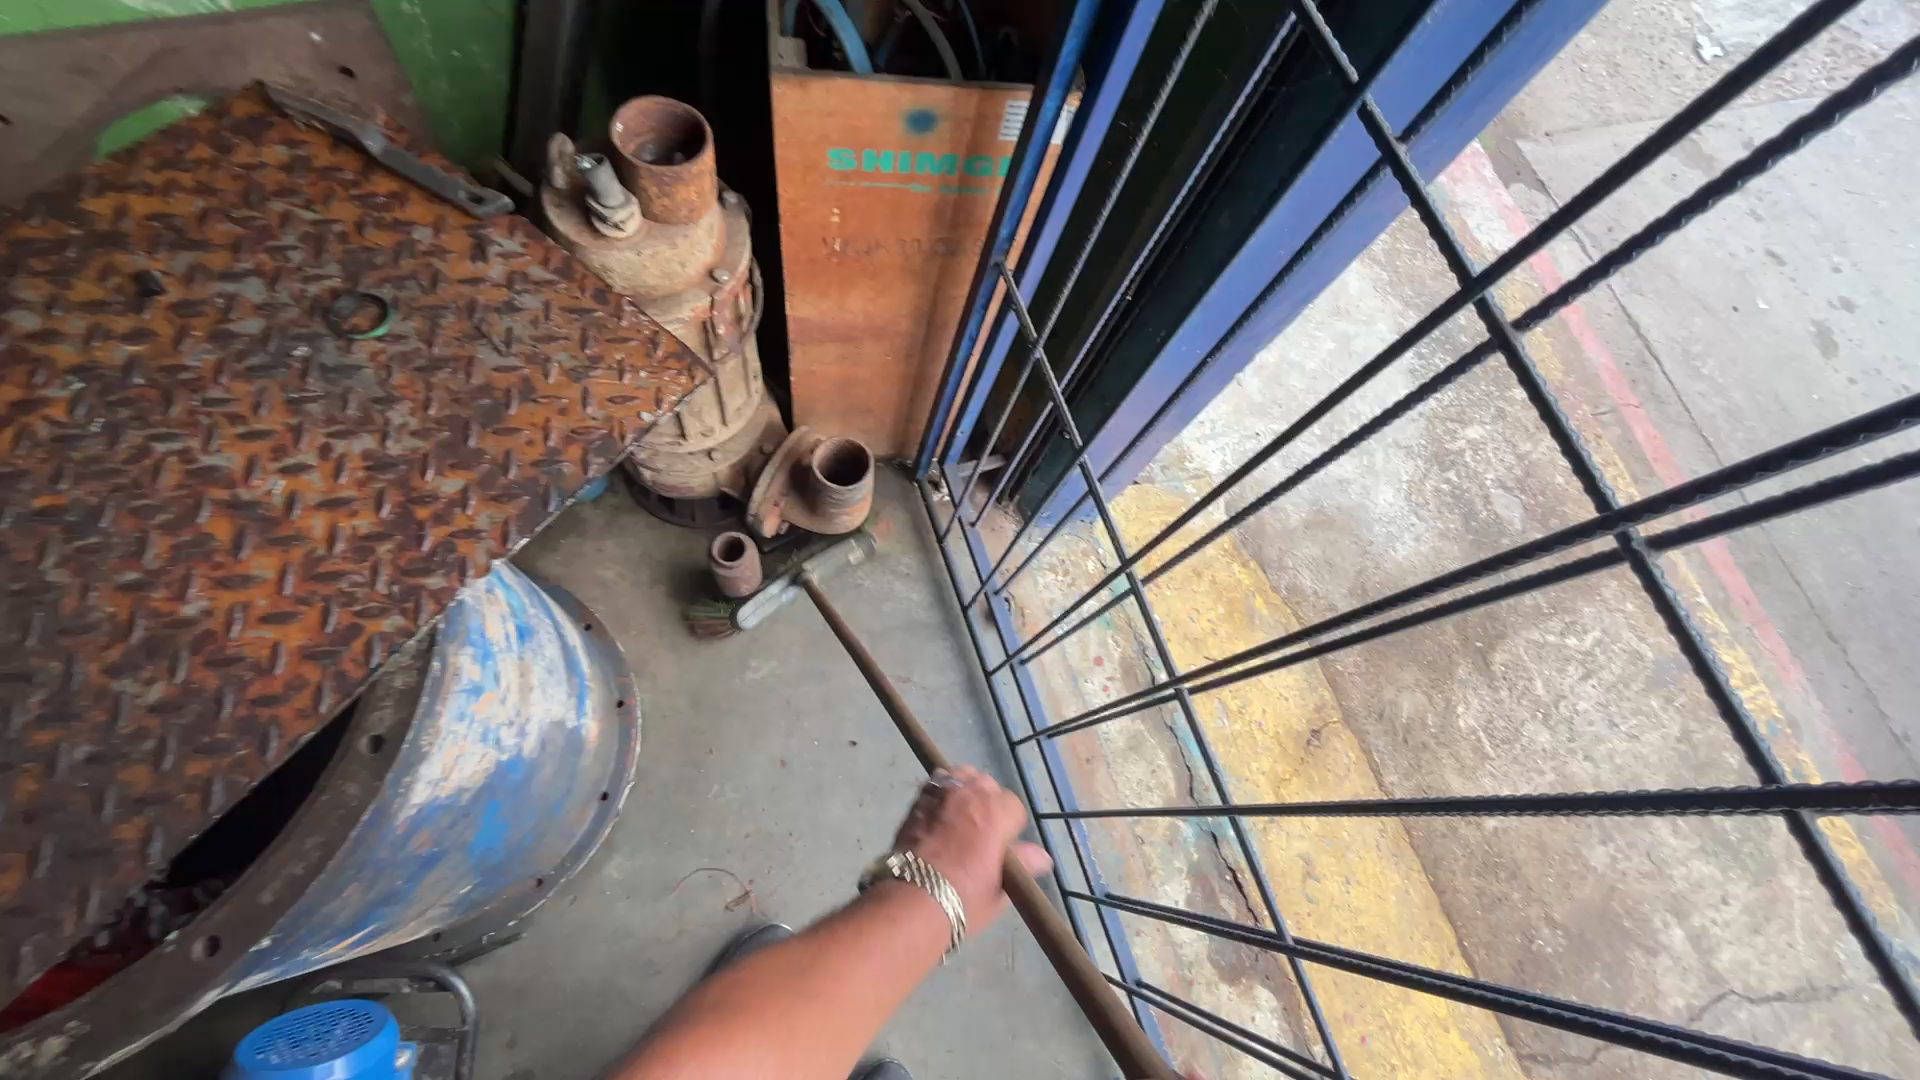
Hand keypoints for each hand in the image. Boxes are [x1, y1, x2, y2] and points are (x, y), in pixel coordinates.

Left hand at [891, 765, 1052, 928]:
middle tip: (982, 830)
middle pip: (987, 784)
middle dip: (988, 801)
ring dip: (965, 788)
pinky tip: (938, 810)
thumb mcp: (999, 889)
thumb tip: (1044, 858)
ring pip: (961, 775)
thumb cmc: (962, 899)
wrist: (913, 901)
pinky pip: (935, 783)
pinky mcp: (918, 800)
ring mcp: (943, 794)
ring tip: (960, 812)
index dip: (1010, 824)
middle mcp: (971, 796)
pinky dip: (941, 791)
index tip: (1003, 842)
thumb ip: (1022, 865)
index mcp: (997, 814)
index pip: (1013, 805)